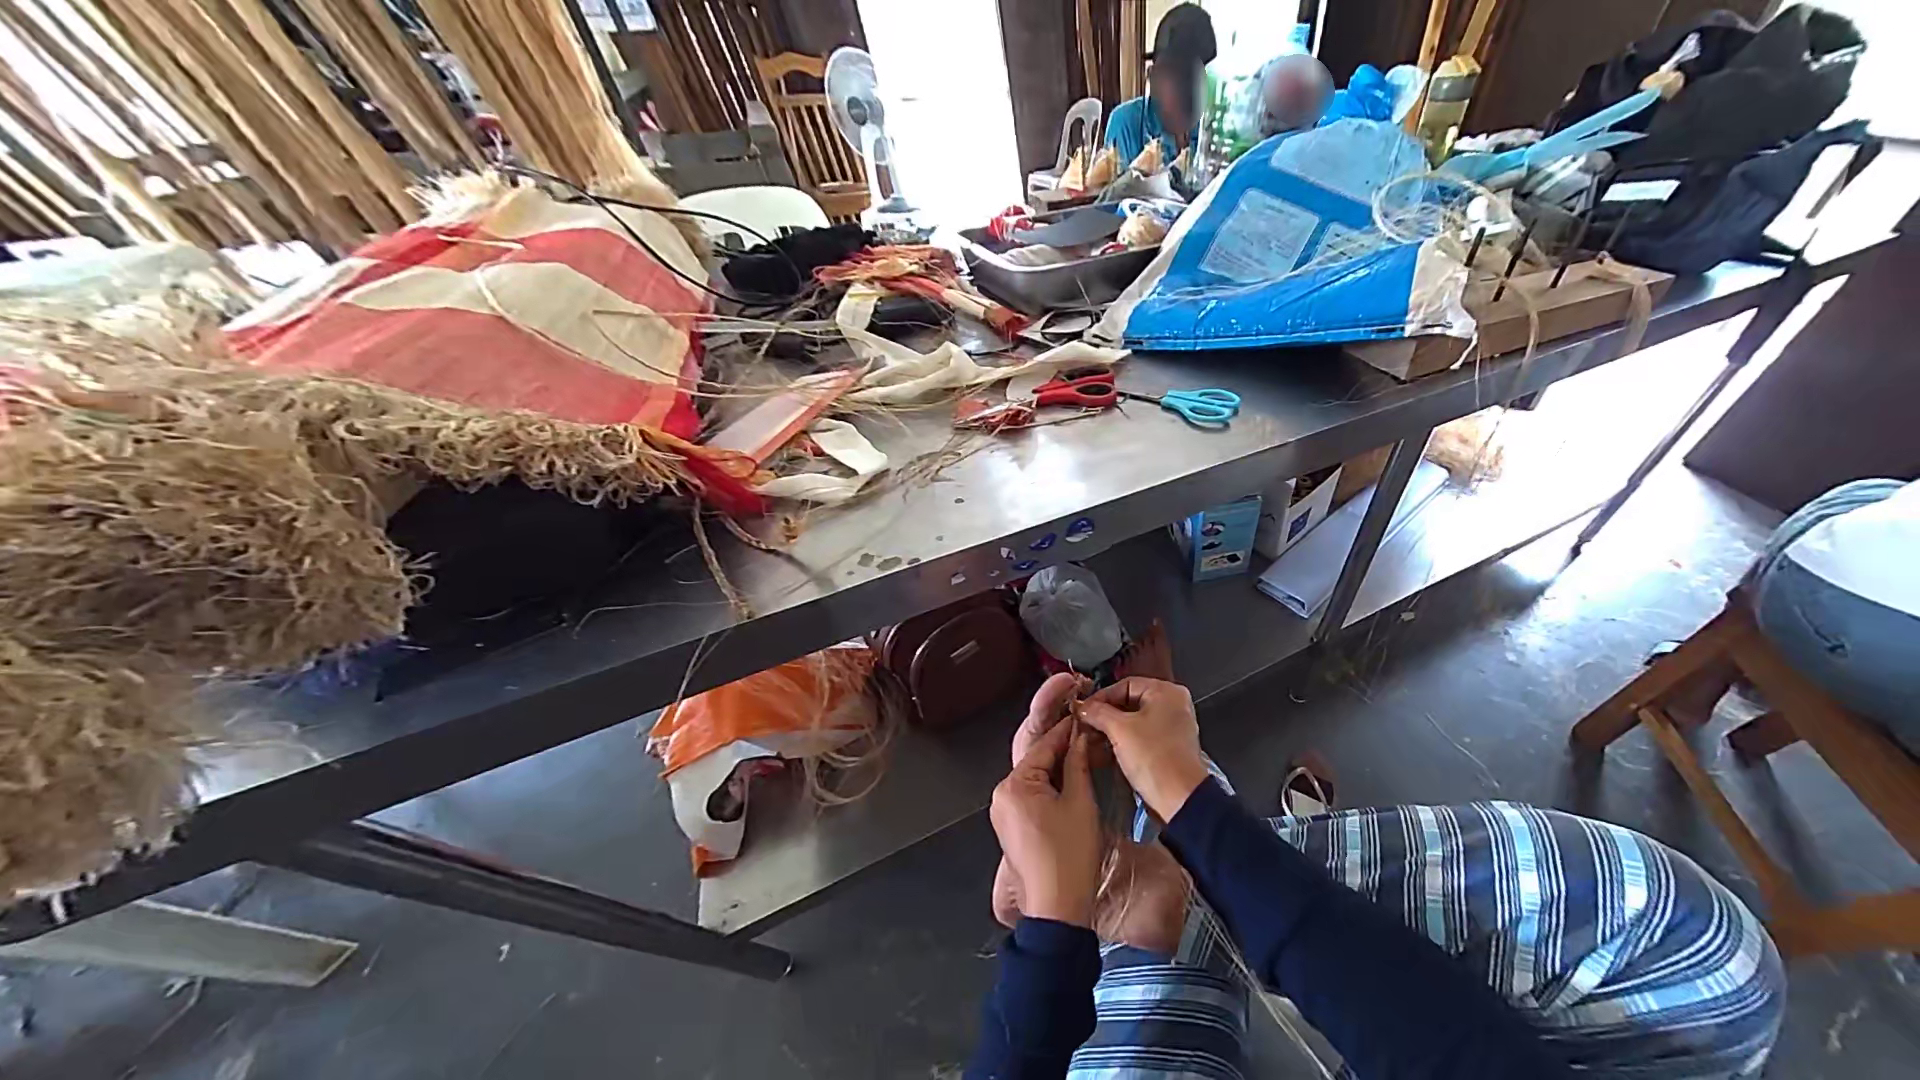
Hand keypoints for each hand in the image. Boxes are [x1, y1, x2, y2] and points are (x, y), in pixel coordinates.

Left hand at [989, 707, 1100, 926]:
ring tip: (1082, 755)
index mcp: (1014, 786)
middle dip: (1060, 749)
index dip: (1066, 731)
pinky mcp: (1011, 828)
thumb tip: (1079, 741)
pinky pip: (1030, 797)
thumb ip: (1077, 765)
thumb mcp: (1080, 803)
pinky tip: (1070, 783)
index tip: (1081, 717)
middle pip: (1035, 761)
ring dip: (1056, 769)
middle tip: (1084, 734)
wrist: (1057, 910)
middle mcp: (1002, 796)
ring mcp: (1004, 813)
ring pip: (1034, 779)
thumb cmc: (1069, 860)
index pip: (1043, 747)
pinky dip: (1049, 788)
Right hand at [1077, 677, 1209, 821]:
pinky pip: (1141, 735)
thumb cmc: (1153, 758)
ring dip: (1110, 729)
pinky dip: (1123, 740)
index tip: (1082, 710)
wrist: (1180, 800)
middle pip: (1128, 702)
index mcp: (1166, 692)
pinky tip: (1105, 750)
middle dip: (1104, 714)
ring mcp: (1172, 726)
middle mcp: (1173, 704)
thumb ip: (1097, 712)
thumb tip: (1081, 706)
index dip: (1100, 697)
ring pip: (1133, 720)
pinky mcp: (1169, 746)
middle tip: (1085, 724)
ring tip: (1091, 739)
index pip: (1124, 684)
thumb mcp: (1119, 729)